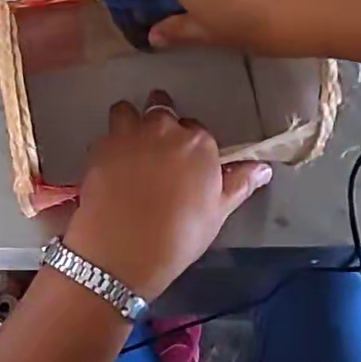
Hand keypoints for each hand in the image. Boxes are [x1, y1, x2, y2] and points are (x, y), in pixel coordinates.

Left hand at [62, 91, 271, 299]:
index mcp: (197, 142)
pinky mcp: (97, 149)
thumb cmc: (179, 235)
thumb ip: (239, 184)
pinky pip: (105, 136)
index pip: (198, 130)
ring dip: (130, 122)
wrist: (122, 252)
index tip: (188, 165)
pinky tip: (110, 168)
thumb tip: (262, 168)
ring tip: (131, 146)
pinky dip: (108, 146)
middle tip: (159, 152)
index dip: (192, 146)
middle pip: (162, 109)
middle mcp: (162, 129)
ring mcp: (126, 136)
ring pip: (127, 111)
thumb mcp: (217, 212)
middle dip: (162, 124)